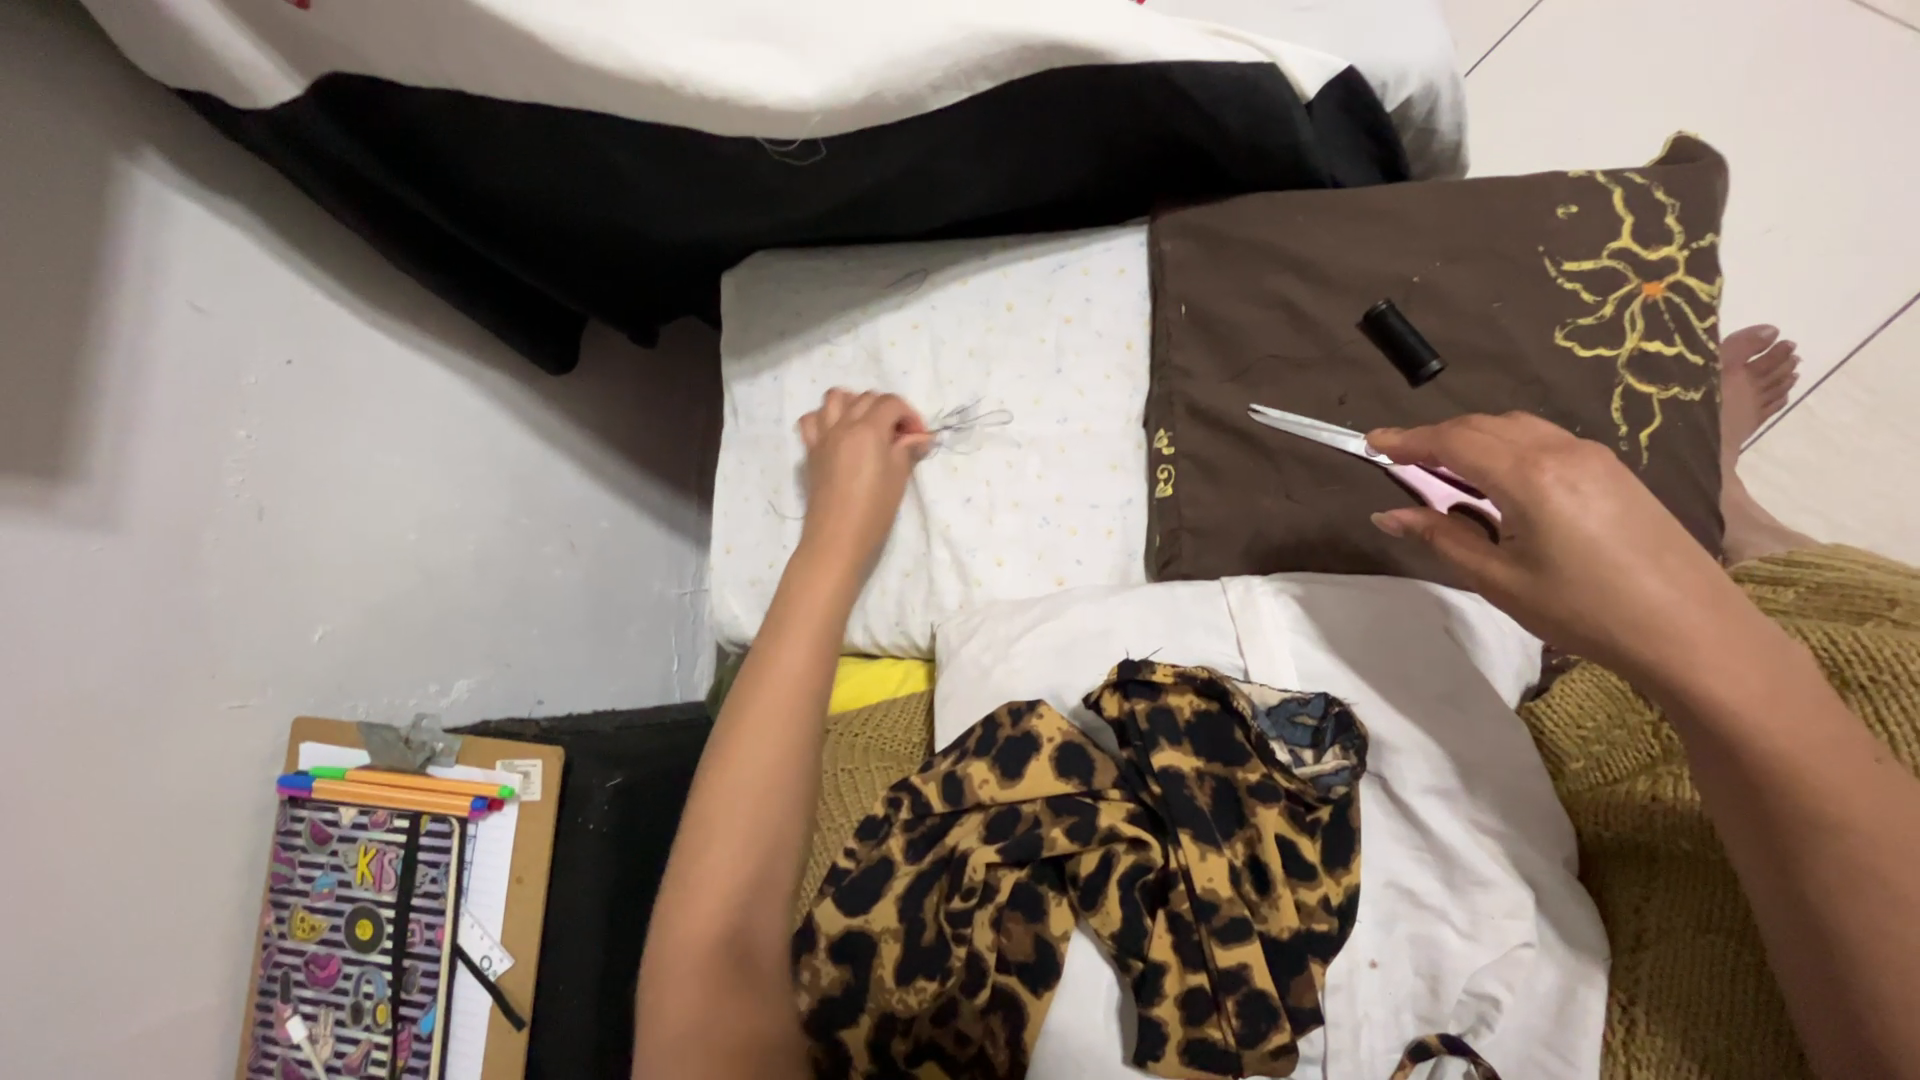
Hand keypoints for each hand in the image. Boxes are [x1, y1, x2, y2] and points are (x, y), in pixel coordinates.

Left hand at [795, 388, 931, 582]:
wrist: (837, 539)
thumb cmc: (874, 510)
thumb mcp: (898, 477)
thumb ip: (908, 450)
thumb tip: (922, 437)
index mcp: (868, 429)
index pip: (891, 403)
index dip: (909, 415)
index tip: (918, 438)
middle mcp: (843, 425)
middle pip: (866, 398)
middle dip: (887, 410)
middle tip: (899, 437)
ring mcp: (823, 436)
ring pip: (835, 398)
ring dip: (854, 404)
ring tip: (867, 426)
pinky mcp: (810, 451)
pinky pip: (812, 420)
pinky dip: (824, 418)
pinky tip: (837, 434)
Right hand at [1366, 412, 1766, 682]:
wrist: (1690, 631)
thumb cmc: (1583, 610)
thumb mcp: (1497, 579)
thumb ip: (1440, 538)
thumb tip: (1388, 516)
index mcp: (1529, 476)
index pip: (1453, 441)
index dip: (1407, 439)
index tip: (1371, 441)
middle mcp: (1562, 451)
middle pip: (1483, 425)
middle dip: (1435, 436)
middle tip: (1398, 456)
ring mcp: (1594, 457)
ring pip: (1516, 427)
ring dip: (1472, 437)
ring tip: (1440, 465)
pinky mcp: (1613, 471)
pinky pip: (1545, 440)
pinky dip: (1506, 445)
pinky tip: (1495, 476)